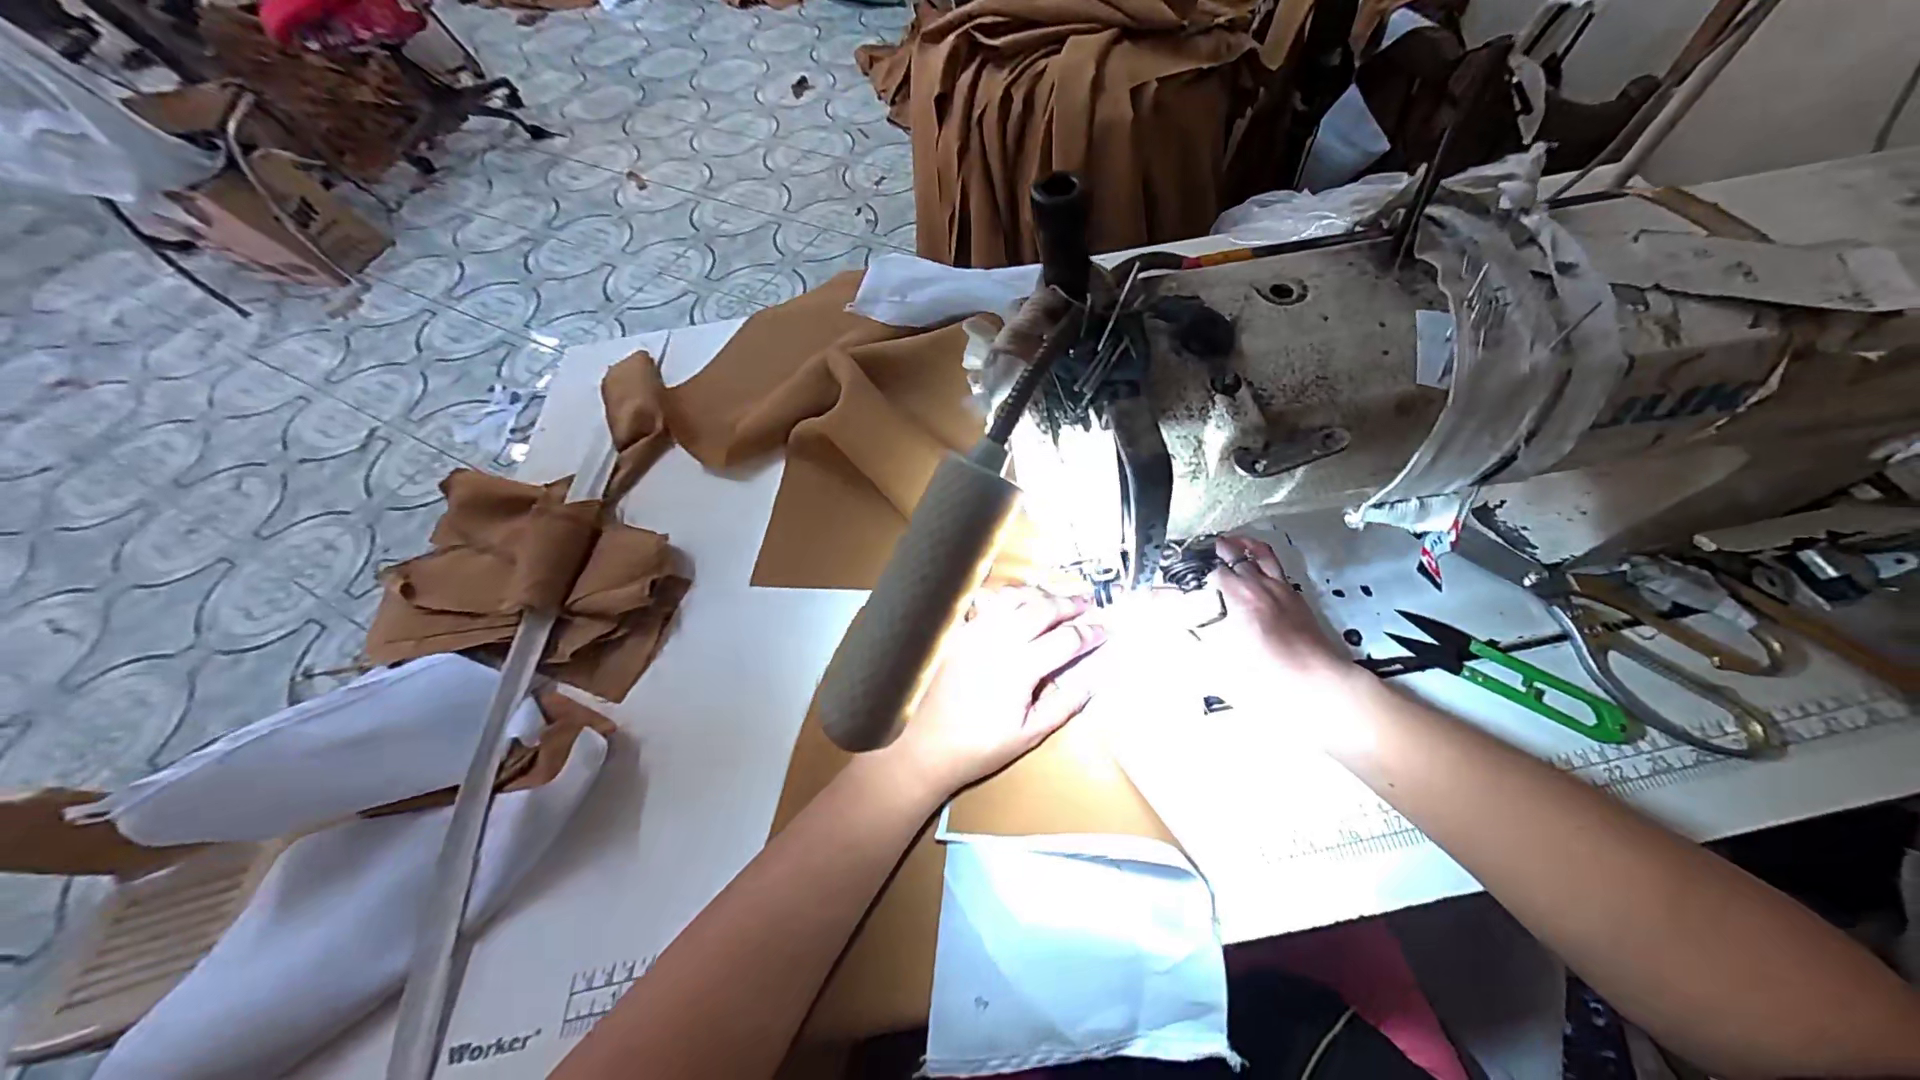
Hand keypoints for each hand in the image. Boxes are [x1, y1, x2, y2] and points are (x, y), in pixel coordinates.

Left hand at [880, 588, 1106, 795]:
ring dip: (1038, 594)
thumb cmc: (981, 747)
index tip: (1105, 631)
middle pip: (1042, 609)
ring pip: (1013, 597)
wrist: (927, 747)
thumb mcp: (1030, 734)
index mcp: (1021, 667)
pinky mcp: (958, 633)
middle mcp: (998, 640)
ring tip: (1054, 597)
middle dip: (1069, 603)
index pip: (1066, 640)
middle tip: (1087, 603)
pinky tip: (1015, 601)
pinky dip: (1005, 597)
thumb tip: (1092, 682)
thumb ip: (1064, 705)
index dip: (1090, 633)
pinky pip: (984, 603)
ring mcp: (974, 632)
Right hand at [1156, 535, 1354, 720]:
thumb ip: (1195, 643)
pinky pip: (1272, 563)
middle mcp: (1258, 586)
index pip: (1201, 576)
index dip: (1179, 579)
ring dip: (1233, 545)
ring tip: (1219, 544)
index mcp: (1239, 600)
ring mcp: (1278, 587)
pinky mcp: (1292, 594)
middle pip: (1226, 556)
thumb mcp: (1222, 666)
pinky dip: (1257, 553)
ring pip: (1253, 552)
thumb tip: (1177, 629)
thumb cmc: (1272, 680)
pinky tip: (1250, 557)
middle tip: (1187, 560)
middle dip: (1203, 556)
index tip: (1161, 588)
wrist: (1320, 685)